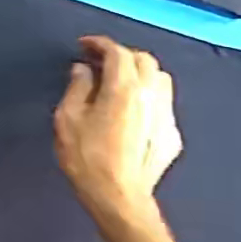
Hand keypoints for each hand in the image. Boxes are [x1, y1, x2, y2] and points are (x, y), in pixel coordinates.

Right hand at [52, 35, 181, 227]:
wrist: (118, 198)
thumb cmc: (86, 156)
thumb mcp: (68, 117)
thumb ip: (77, 87)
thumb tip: (83, 69)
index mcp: (124, 89)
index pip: (118, 52)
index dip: (100, 43)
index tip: (83, 45)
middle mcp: (152, 97)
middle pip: (144, 61)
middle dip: (121, 54)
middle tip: (96, 61)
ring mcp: (167, 117)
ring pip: (159, 79)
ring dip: (137, 72)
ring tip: (115, 80)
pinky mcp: (172, 136)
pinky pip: (162, 103)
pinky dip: (145, 94)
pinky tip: (128, 108)